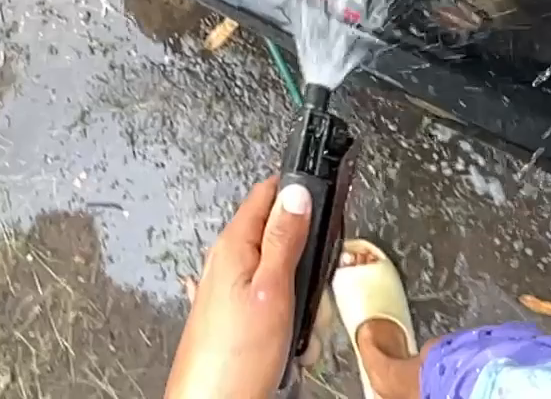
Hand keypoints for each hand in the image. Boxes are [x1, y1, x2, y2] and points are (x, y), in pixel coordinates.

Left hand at [165, 178, 313, 398]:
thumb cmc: (233, 358)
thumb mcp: (271, 289)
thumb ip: (284, 237)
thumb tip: (297, 191)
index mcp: (234, 243)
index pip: (268, 192)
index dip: (298, 197)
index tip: (321, 213)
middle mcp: (230, 260)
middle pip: (283, 238)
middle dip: (307, 265)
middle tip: (309, 293)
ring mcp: (234, 290)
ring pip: (285, 276)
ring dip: (302, 302)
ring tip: (298, 329)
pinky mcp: (240, 317)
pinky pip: (277, 305)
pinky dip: (290, 322)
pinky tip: (289, 344)